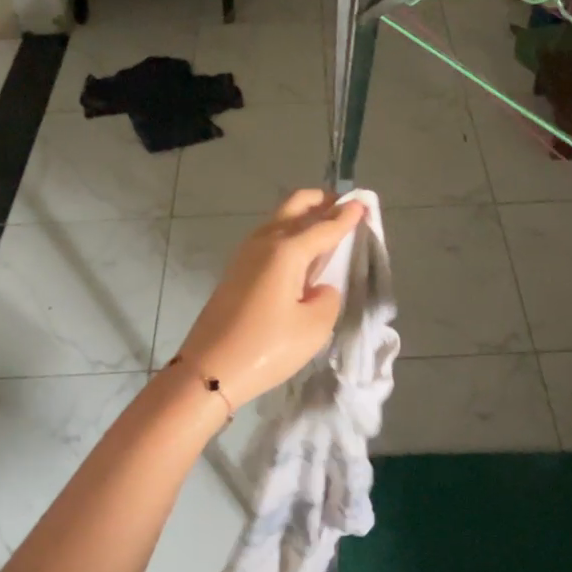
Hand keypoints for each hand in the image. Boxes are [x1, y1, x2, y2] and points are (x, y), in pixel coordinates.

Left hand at [173, 190, 365, 410]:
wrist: (208, 370)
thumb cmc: (265, 348)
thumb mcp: (313, 328)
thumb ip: (327, 299)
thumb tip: (319, 288)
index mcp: (287, 251)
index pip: (324, 227)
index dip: (346, 216)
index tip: (363, 203)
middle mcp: (265, 242)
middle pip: (295, 205)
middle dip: (321, 201)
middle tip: (344, 207)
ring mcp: (246, 253)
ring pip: (280, 219)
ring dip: (304, 215)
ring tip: (326, 228)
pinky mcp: (237, 270)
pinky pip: (270, 236)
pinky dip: (290, 232)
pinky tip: (301, 253)